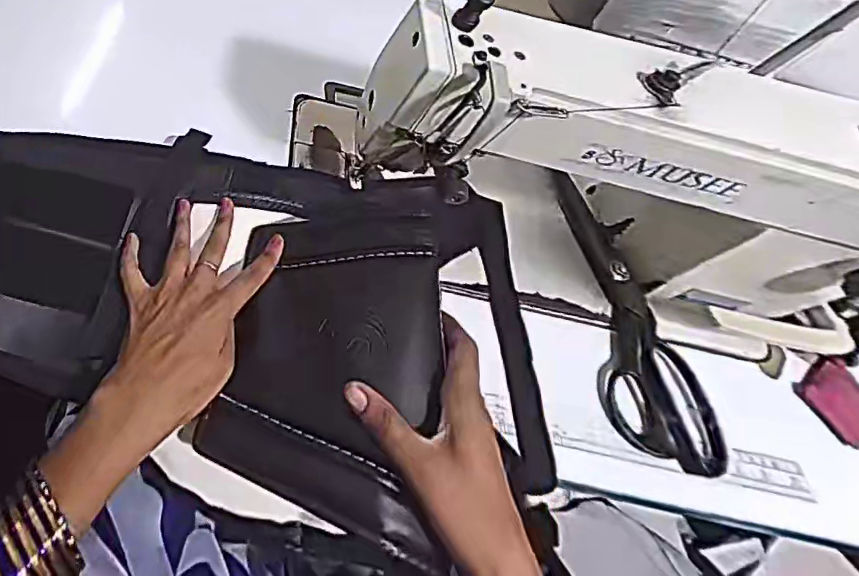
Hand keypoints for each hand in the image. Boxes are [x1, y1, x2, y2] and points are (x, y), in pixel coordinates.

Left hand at [39, 198, 282, 532]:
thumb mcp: (222, 367)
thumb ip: (227, 336)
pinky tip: (132, 240)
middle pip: (213, 251)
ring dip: (182, 225)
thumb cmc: (180, 389)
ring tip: (185, 206)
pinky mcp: (141, 302)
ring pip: (176, 250)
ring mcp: (165, 294)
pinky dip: (131, 254)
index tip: (274, 243)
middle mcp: (192, 295)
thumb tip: (226, 322)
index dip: (266, 259)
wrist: (141, 397)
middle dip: (224, 225)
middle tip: (227, 207)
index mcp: (218, 311)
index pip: (250, 278)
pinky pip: (132, 272)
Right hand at [346, 315, 539, 575]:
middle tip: (426, 329)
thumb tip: (358, 392)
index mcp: (469, 408)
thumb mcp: (418, 464)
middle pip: (465, 367)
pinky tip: (430, 417)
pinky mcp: (477, 461)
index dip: (452, 324)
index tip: (437, 308)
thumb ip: (386, 425)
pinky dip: (445, 402)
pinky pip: (462, 417)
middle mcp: (479, 419)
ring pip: (464, 392)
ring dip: (445, 372)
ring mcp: (480, 441)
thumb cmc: (474, 518)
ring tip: (424, 361)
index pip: (467, 349)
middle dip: (445, 343)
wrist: (500, 563)